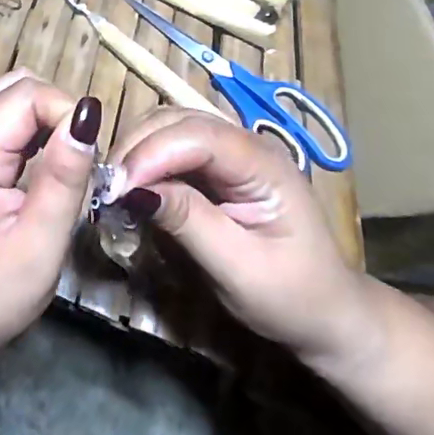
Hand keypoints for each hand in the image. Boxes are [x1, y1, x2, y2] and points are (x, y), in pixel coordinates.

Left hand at [0, 71, 99, 367]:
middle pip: (17, 85)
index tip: (89, 155)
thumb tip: (88, 116)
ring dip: (49, 116)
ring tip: (68, 160)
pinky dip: (38, 128)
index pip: (26, 93)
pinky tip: (50, 163)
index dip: (65, 111)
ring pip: (13, 96)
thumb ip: (63, 177)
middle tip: (81, 157)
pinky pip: (9, 119)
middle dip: (59, 108)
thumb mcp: (40, 243)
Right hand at [107, 110, 376, 368]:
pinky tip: (133, 187)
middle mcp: (246, 144)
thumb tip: (134, 191)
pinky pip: (174, 149)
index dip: (153, 153)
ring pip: (172, 127)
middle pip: (180, 120)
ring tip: (114, 189)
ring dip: (138, 150)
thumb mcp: (240, 269)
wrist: (327, 314)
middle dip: (138, 147)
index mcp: (264, 164)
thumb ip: (190, 223)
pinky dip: (147, 162)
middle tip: (106, 190)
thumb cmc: (291, 297)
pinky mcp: (218, 168)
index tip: (117, 188)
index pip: (200, 136)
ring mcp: (232, 152)